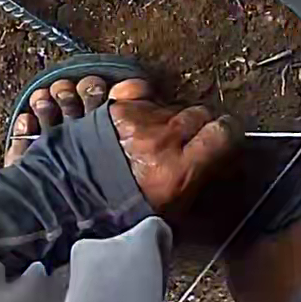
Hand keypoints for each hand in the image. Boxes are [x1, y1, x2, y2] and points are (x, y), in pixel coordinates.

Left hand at [109, 100, 238, 221]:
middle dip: (200, 125)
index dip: (228, 132)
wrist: (72, 202)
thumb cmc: (121, 213)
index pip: (222, 133)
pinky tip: (142, 111)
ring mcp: (138, 119)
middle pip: (200, 113)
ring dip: (171, 117)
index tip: (226, 136)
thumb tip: (227, 169)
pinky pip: (141, 88)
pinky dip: (144, 96)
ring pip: (172, 104)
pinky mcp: (117, 107)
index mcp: (178, 170)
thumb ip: (201, 184)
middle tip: (188, 141)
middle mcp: (162, 139)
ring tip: (155, 136)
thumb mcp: (171, 212)